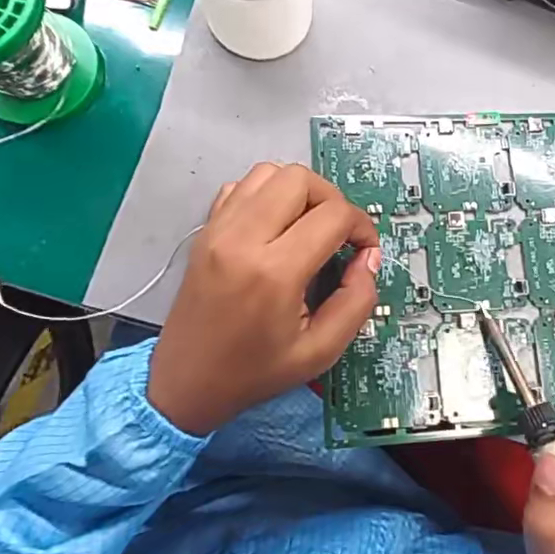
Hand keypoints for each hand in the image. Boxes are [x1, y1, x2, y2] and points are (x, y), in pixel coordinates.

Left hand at [147, 162, 379, 435]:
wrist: (187, 381)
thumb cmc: (253, 372)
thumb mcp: (320, 351)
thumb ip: (356, 302)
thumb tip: (368, 258)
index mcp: (274, 273)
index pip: (333, 215)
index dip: (361, 227)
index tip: (363, 251)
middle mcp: (242, 239)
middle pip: (300, 179)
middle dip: (332, 199)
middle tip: (337, 234)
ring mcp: (218, 230)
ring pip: (268, 172)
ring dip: (298, 191)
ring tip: (308, 227)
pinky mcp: (205, 231)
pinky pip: (239, 187)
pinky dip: (264, 195)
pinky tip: (274, 227)